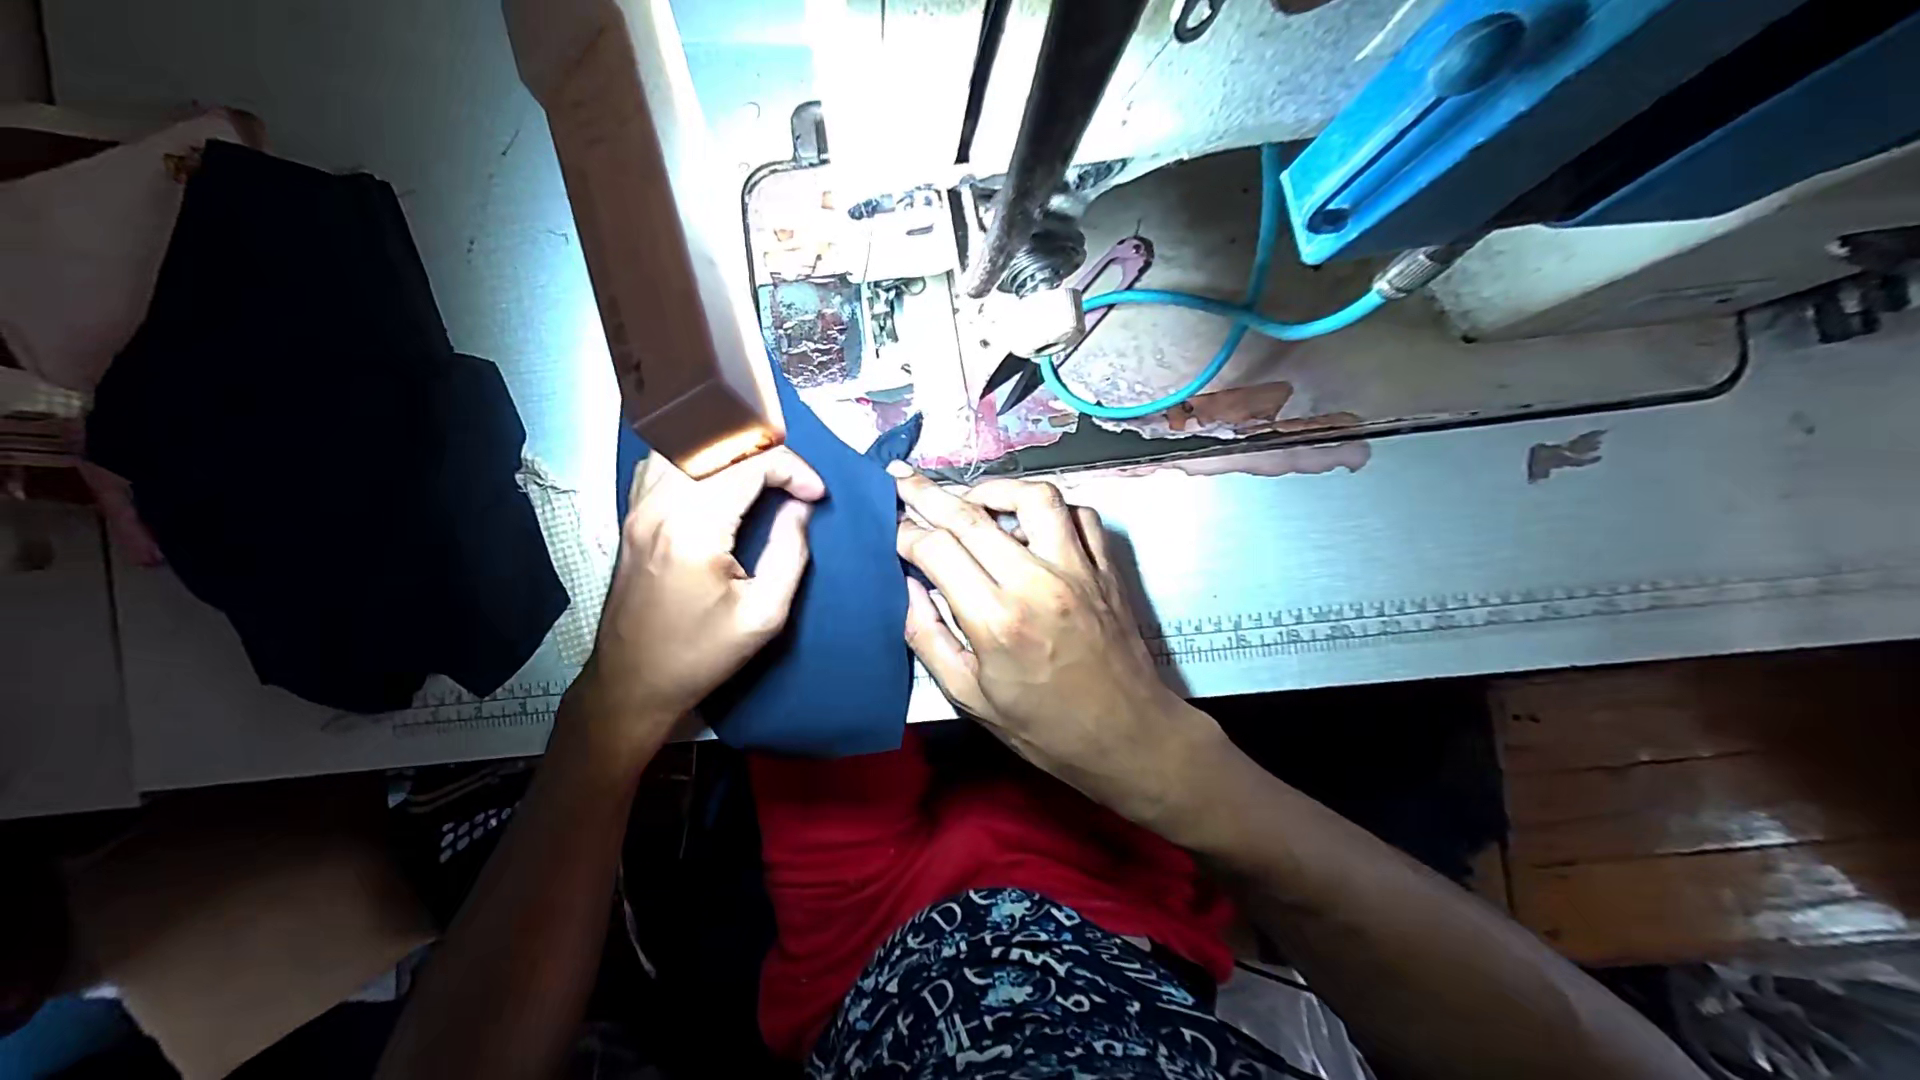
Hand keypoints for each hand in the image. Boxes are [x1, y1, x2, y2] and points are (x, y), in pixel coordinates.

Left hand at [575, 447, 825, 747]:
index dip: (793, 469)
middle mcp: (659, 506)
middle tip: (794, 476)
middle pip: (716, 442)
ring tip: (763, 470)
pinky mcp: (632, 515)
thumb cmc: (701, 655)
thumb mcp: (764, 615)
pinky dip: (698, 456)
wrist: (632, 682)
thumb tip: (798, 507)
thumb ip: (790, 552)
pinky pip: (664, 460)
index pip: (749, 465)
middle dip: (765, 450)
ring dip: (731, 447)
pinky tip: (719, 478)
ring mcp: (638, 507)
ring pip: (685, 442)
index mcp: (692, 529)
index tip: (816, 495)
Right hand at [890, 463, 1228, 826]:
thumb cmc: (1043, 727)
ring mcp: (1078, 569)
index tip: (892, 529)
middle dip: (928, 493)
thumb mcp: (970, 697)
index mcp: (995, 620)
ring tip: (972, 500)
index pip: (937, 550)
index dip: (905, 533)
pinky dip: (1050, 509)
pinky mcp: (1106, 568)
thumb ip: (928, 637)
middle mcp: (1036, 582)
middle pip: (972, 515)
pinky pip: (1080, 514)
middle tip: (904, 480)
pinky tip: (1030, 524)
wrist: (1127, 737)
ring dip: (994, 490)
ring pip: (1034, 497)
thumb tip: (910, 585)